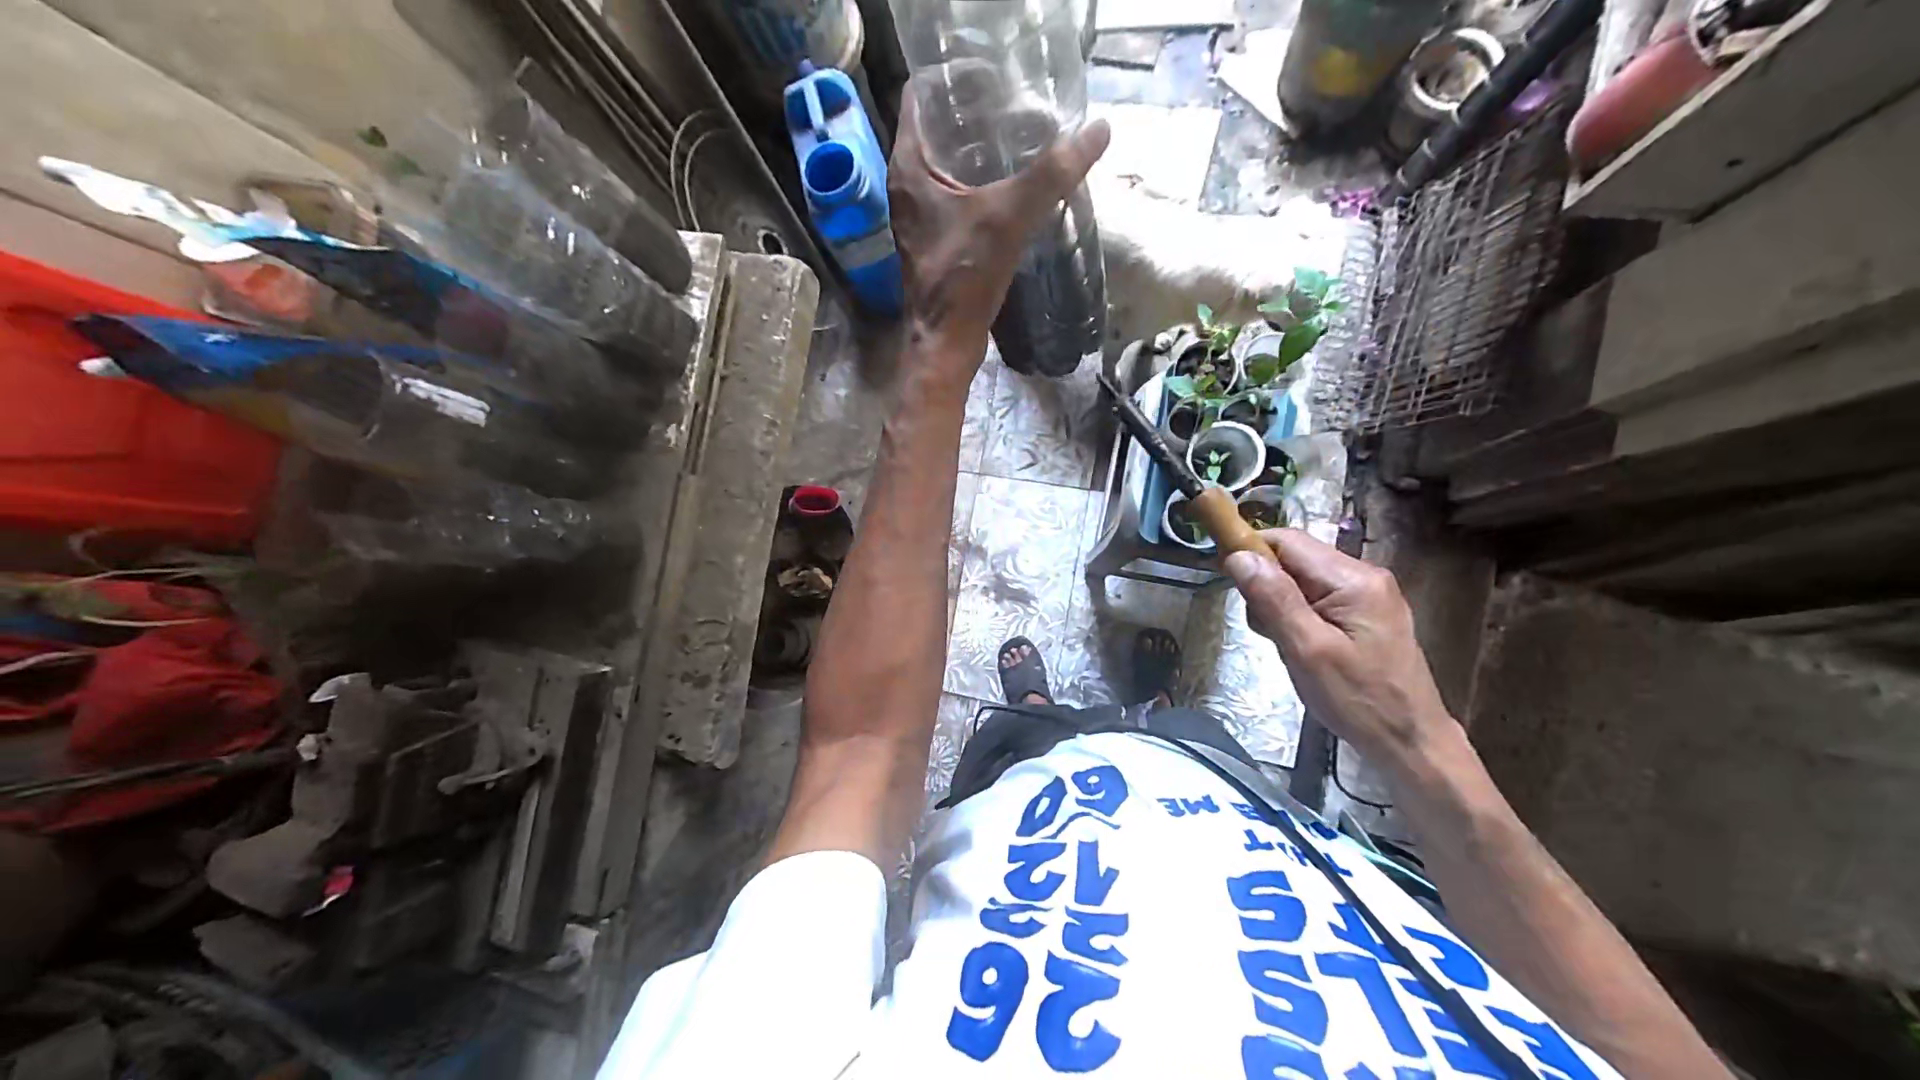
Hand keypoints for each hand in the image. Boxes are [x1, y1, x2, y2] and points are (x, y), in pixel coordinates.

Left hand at [887, 82, 1109, 364]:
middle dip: (973, 108)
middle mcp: (907, 185)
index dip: (952, 77)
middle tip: (1016, 97)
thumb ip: (1052, 174)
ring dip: (977, 146)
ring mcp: (919, 214)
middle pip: (937, 126)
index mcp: (909, 166)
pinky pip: (955, 193)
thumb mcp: (1009, 216)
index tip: (991, 71)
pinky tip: (1011, 182)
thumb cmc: (964, 278)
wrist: (946, 343)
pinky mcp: (935, 239)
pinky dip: (979, 181)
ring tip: (1019, 130)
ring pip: (946, 163)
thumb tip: (1098, 131)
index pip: (920, 95)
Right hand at [1223, 531, 1453, 765]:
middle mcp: (1364, 576)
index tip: (1227, 581)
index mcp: (1353, 579)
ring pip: (1301, 580)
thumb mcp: (1307, 650)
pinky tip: (1301, 646)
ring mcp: (1367, 596)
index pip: (1287, 541)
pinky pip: (1316, 599)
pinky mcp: (1365, 615)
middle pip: (1294, 559)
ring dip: (1279, 605)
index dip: (1250, 552)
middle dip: (1266, 586)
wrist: (1410, 744)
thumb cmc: (1358, 700)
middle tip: (1266, 630)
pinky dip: (1297, 617)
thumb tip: (1239, 556)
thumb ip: (1274, 599)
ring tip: (1286, 645)